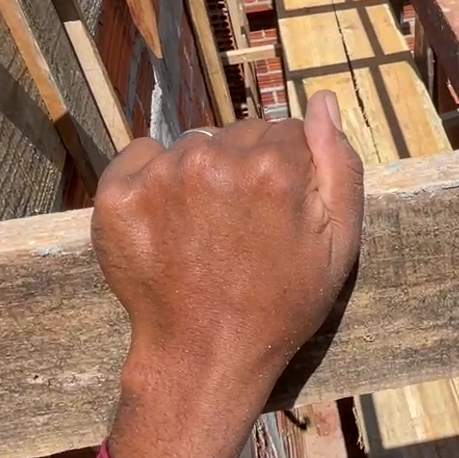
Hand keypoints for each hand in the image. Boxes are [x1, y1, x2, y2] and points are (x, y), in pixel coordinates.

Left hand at [92, 92, 363, 457]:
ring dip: (204, 172)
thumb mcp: (339, 245)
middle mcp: (216, 158)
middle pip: (242, 134)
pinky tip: (170, 222)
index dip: (291, 170)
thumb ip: (340, 166)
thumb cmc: (282, 305)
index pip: (289, 131)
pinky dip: (155, 178)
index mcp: (276, 167)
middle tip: (245, 224)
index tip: (282, 208)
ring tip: (208, 228)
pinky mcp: (118, 193)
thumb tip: (324, 102)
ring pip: (195, 145)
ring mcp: (161, 174)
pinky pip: (143, 155)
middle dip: (249, 166)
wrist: (205, 356)